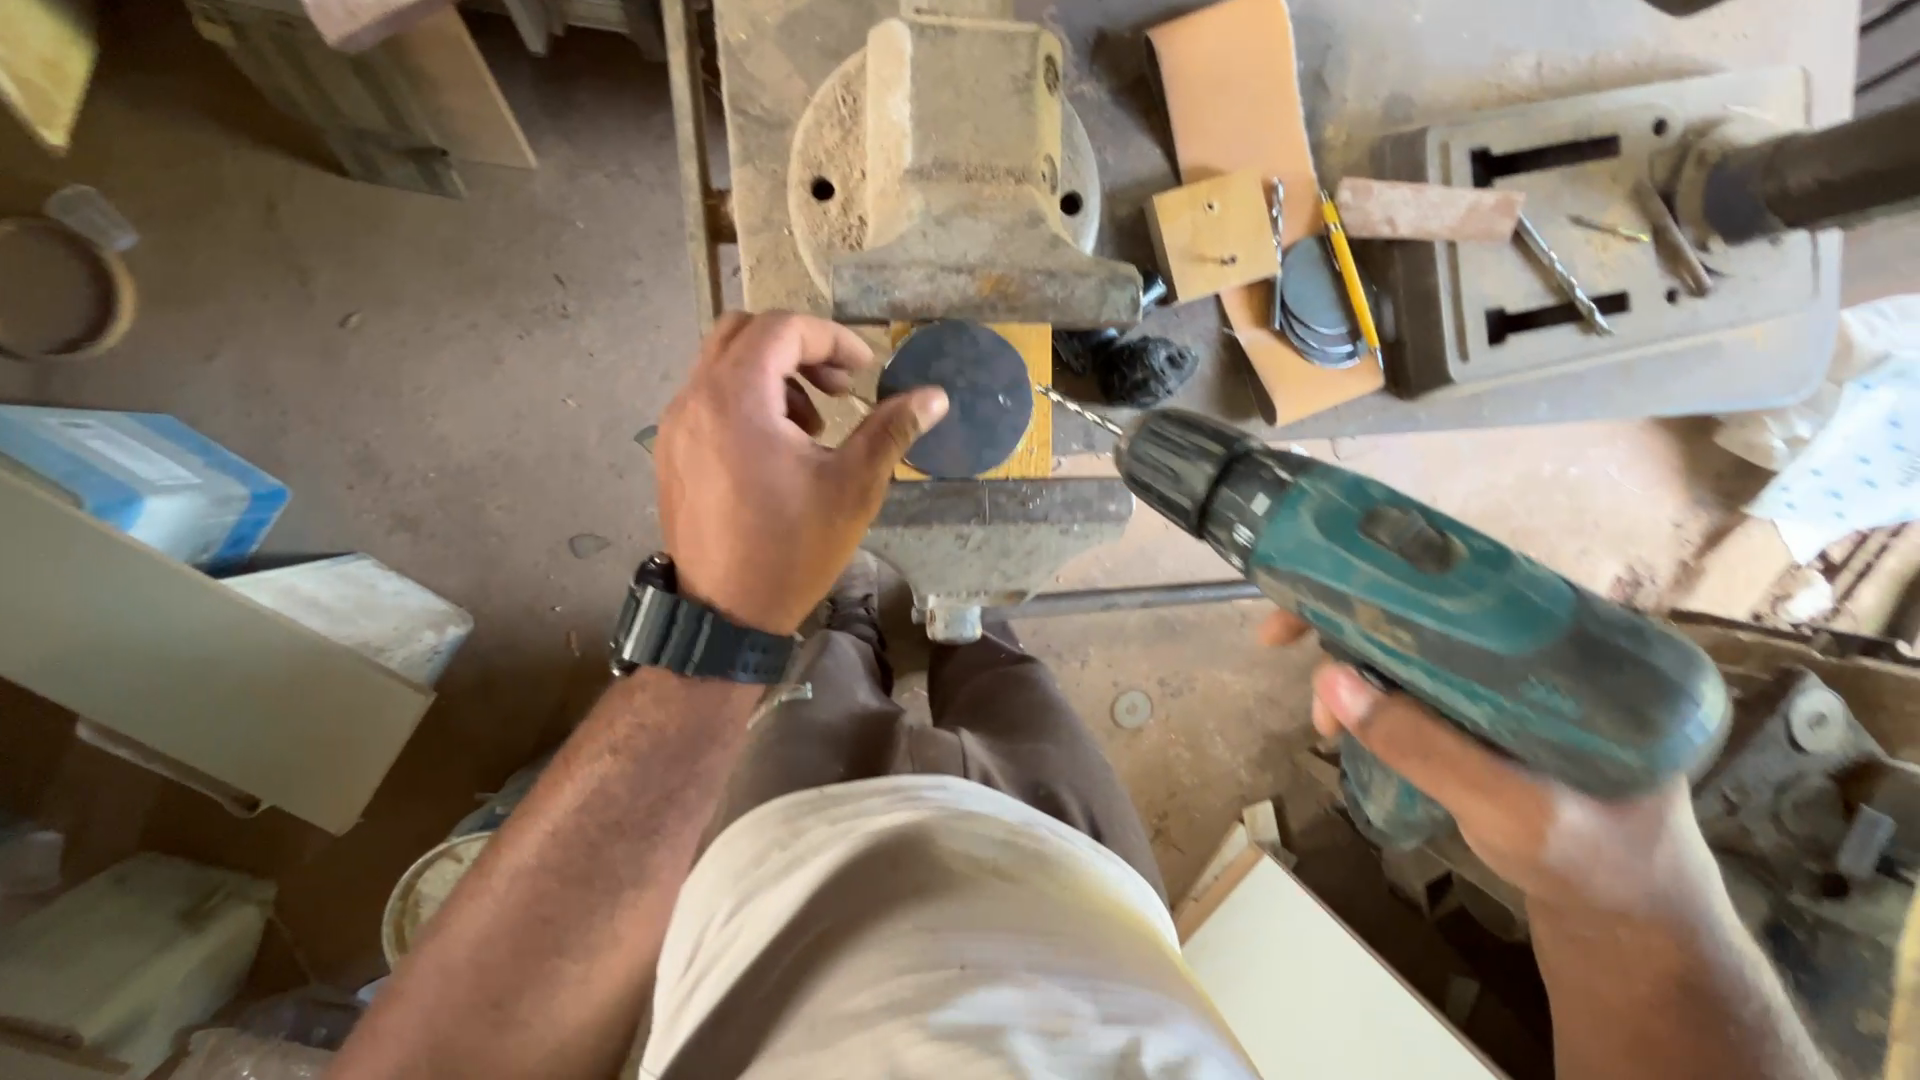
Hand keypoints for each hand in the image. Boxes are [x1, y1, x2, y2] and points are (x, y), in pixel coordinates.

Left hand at [655, 313, 947, 635]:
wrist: (725, 614)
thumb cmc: (793, 548)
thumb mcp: (853, 486)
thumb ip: (892, 430)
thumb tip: (935, 397)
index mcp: (736, 397)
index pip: (782, 329)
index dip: (831, 339)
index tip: (866, 370)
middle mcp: (694, 399)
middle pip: (744, 332)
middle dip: (798, 349)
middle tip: (838, 388)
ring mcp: (674, 426)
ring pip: (721, 365)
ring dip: (772, 376)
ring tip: (813, 427)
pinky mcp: (671, 453)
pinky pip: (706, 399)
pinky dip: (745, 402)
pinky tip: (777, 452)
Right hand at [1259, 611, 1728, 929]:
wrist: (1625, 920)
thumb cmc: (1598, 862)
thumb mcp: (1513, 810)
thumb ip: (1426, 749)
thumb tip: (1329, 678)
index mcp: (1573, 643)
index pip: (1468, 581)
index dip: (1385, 577)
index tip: (1312, 584)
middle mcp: (1537, 648)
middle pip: (1426, 609)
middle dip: (1348, 626)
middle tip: (1280, 642)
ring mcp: (1509, 681)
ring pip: (1410, 649)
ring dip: (1352, 671)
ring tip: (1325, 724)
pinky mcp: (1484, 711)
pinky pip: (1412, 685)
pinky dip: (1368, 699)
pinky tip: (1346, 729)